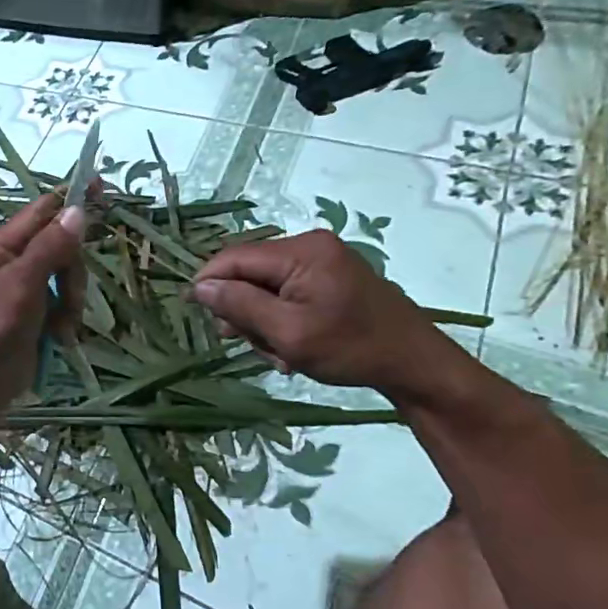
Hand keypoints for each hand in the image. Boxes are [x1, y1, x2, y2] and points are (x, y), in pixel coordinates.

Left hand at [0, 191, 87, 407]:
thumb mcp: (25, 280)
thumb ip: (52, 245)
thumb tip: (78, 210)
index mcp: (2, 245)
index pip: (43, 210)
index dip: (71, 200)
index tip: (101, 187)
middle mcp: (13, 262)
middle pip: (62, 248)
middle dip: (72, 274)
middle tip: (70, 298)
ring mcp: (25, 289)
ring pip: (67, 278)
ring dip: (71, 302)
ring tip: (62, 327)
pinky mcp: (35, 314)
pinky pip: (64, 304)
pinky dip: (66, 320)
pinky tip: (59, 337)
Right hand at [188, 230, 478, 407]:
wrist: (413, 362)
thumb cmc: (352, 348)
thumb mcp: (289, 332)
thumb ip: (241, 305)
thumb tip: (200, 286)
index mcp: (301, 251)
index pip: (235, 257)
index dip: (209, 282)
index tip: (193, 311)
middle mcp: (310, 246)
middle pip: (249, 273)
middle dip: (244, 311)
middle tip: (251, 346)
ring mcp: (322, 261)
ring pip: (266, 288)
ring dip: (263, 323)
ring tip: (280, 355)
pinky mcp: (329, 278)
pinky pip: (287, 294)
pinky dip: (282, 321)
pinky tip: (293, 349)